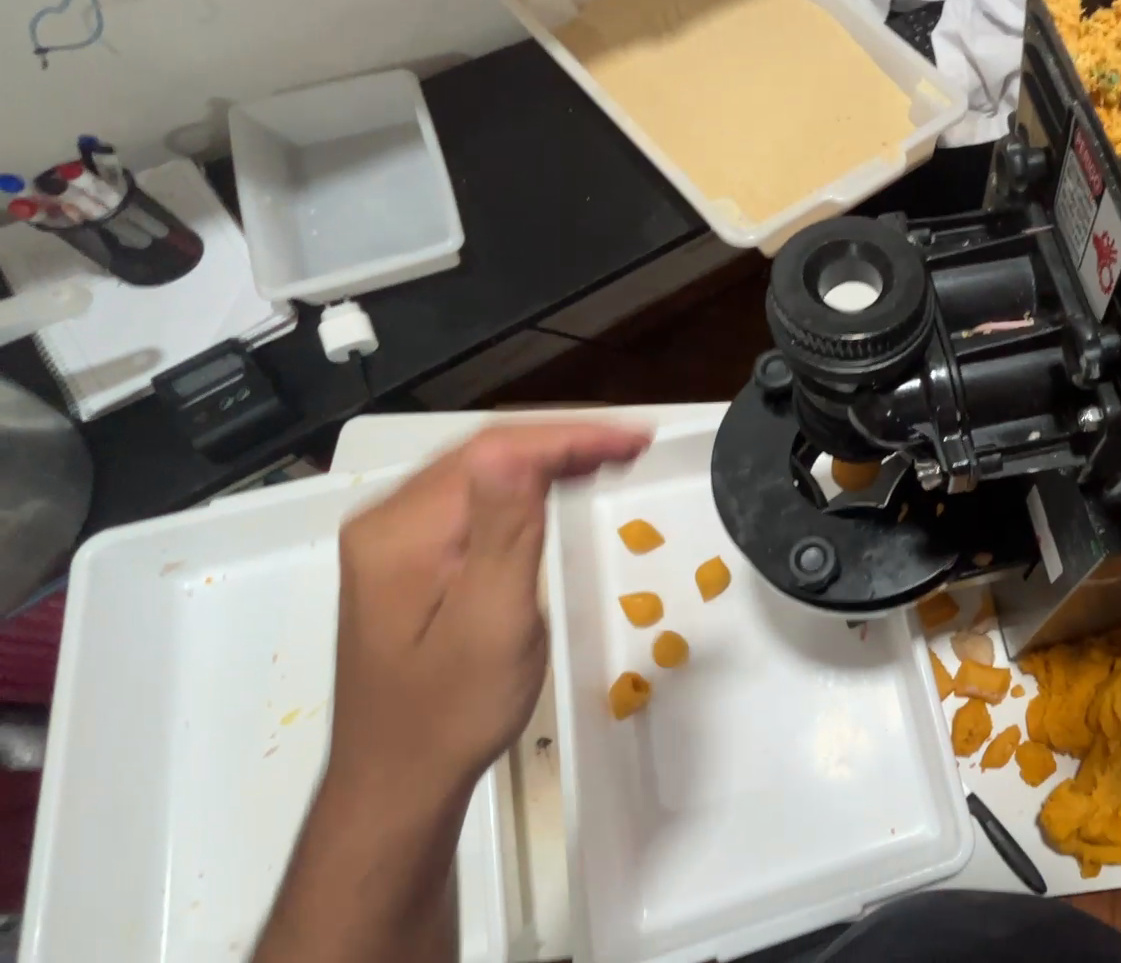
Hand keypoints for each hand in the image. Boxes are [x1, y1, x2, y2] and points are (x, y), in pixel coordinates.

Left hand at [329, 424, 651, 798]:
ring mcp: (396, 537)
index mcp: (403, 531)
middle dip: (566, 439)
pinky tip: (563, 482)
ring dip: (551, 455)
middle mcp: (390, 519)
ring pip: (484, 469)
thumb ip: (506, 532)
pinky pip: (477, 497)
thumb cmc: (453, 710)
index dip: (571, 437)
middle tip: (636, 445)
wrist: (400, 777)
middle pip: (487, 451)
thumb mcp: (492, 622)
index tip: (636, 441)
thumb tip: (516, 453)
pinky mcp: (412, 556)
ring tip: (614, 456)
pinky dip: (529, 482)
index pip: (497, 452)